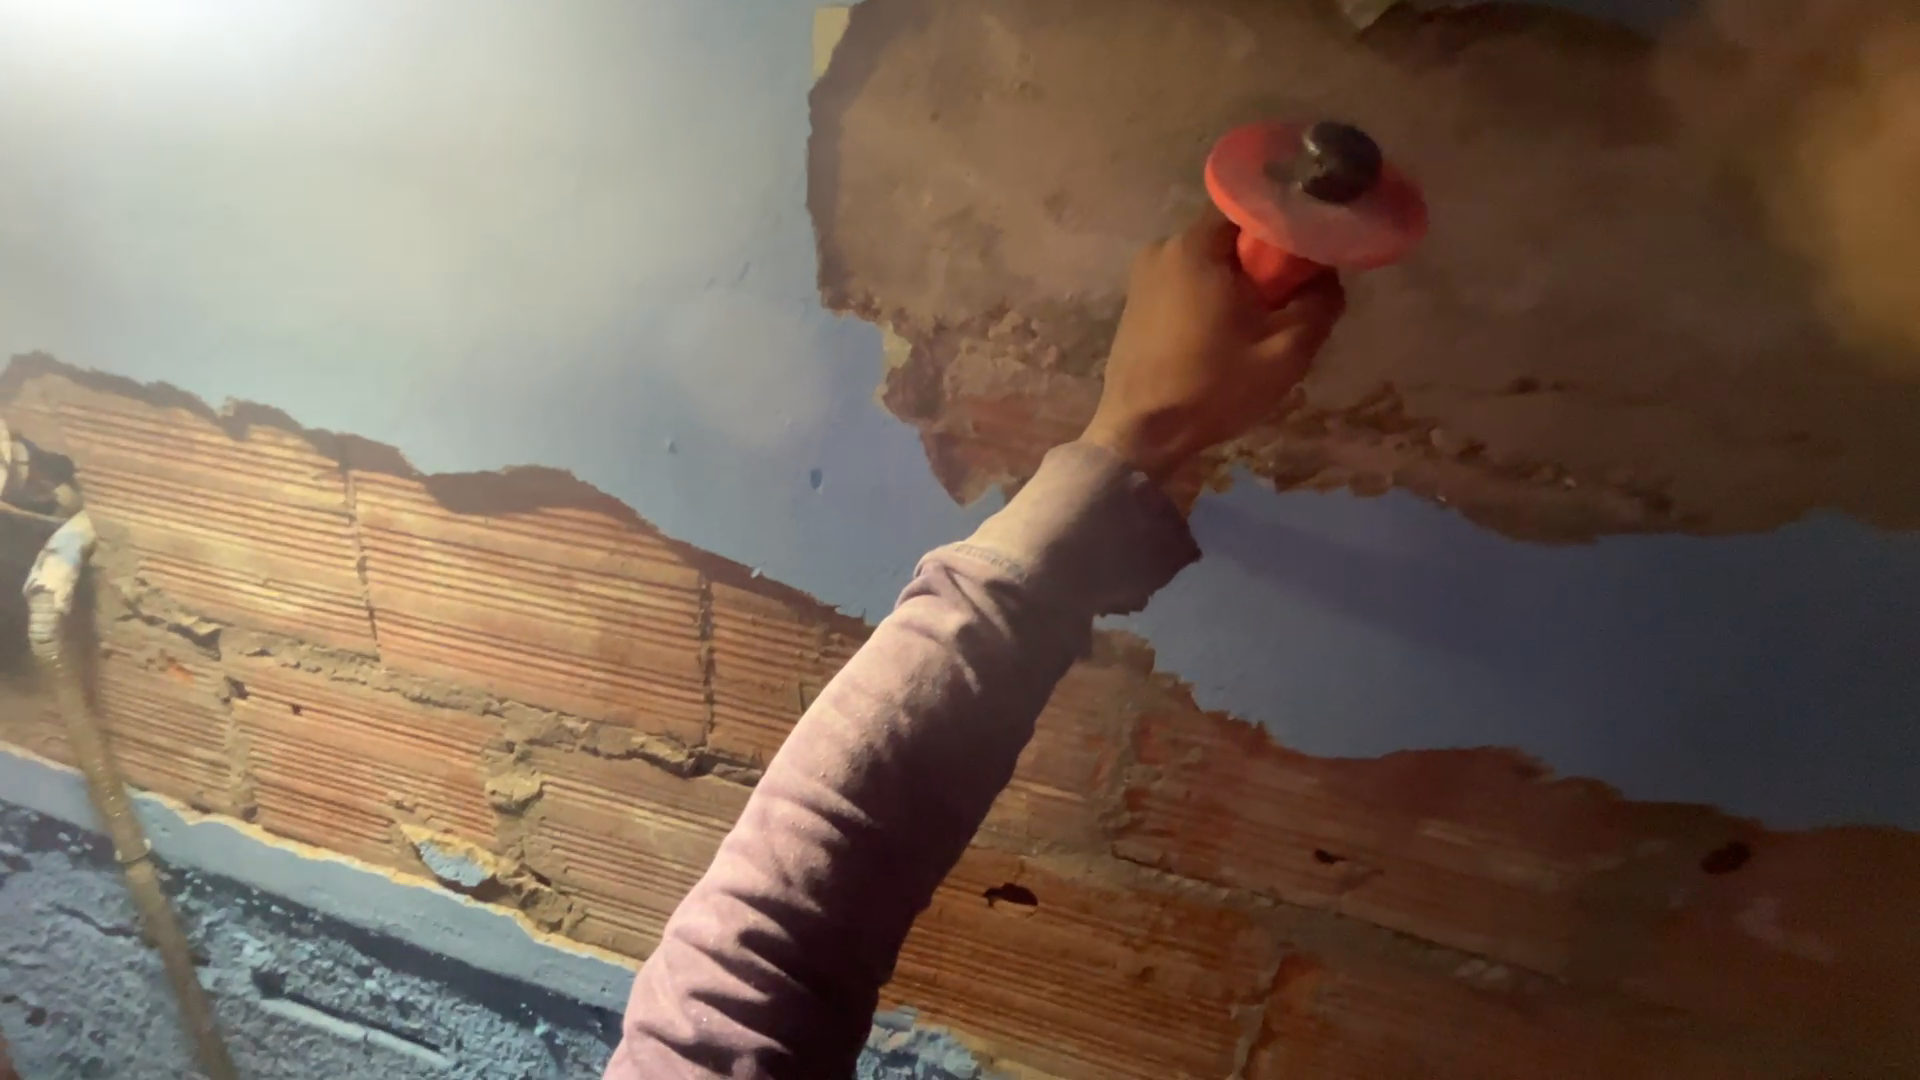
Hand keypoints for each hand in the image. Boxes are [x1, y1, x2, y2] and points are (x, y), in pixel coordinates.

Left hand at [1080, 206, 1345, 483]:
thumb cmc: (1211, 389)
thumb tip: (1324, 278)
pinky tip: (1221, 337)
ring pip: (1206, 266)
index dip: (1288, 224)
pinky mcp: (1134, 309)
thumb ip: (1320, 302)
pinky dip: (1207, 302)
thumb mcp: (1286, 350)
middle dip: (1262, 262)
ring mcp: (1141, 281)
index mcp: (1194, 244)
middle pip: (1228, 238)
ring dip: (1235, 287)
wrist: (1139, 436)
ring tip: (1256, 325)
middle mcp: (1161, 250)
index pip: (1253, 205)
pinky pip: (1183, 289)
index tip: (1310, 255)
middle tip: (1289, 298)